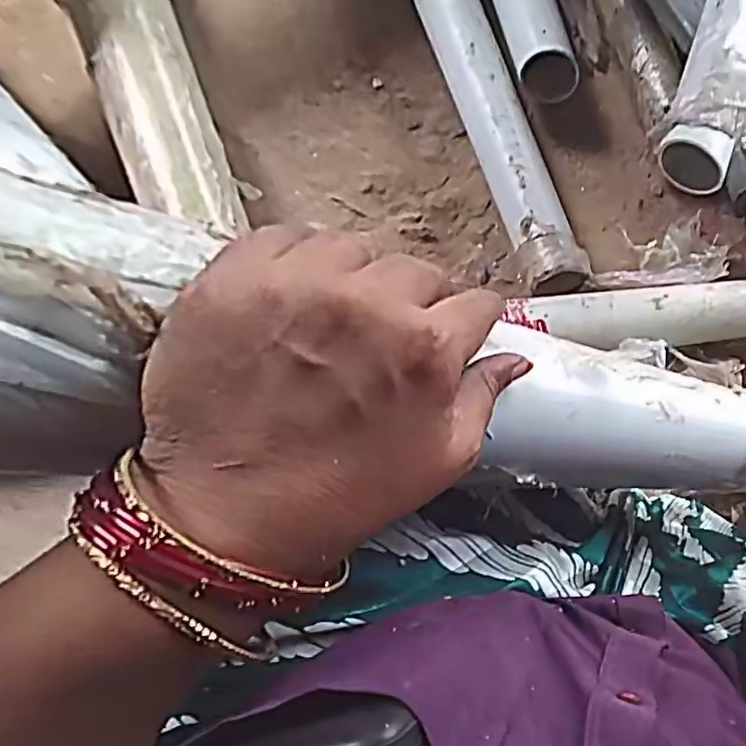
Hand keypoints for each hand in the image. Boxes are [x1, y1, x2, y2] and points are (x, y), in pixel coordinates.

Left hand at [135, 227, 529, 577]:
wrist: (236, 508)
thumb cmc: (352, 489)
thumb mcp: (447, 455)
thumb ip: (485, 396)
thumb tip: (513, 361)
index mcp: (428, 347)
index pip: (478, 301)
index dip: (478, 318)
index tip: (468, 328)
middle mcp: (368, 303)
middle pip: (421, 270)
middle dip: (426, 299)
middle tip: (406, 330)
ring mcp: (296, 284)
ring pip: (356, 249)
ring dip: (365, 276)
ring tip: (351, 312)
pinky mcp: (233, 279)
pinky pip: (285, 238)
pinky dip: (304, 259)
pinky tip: (304, 295)